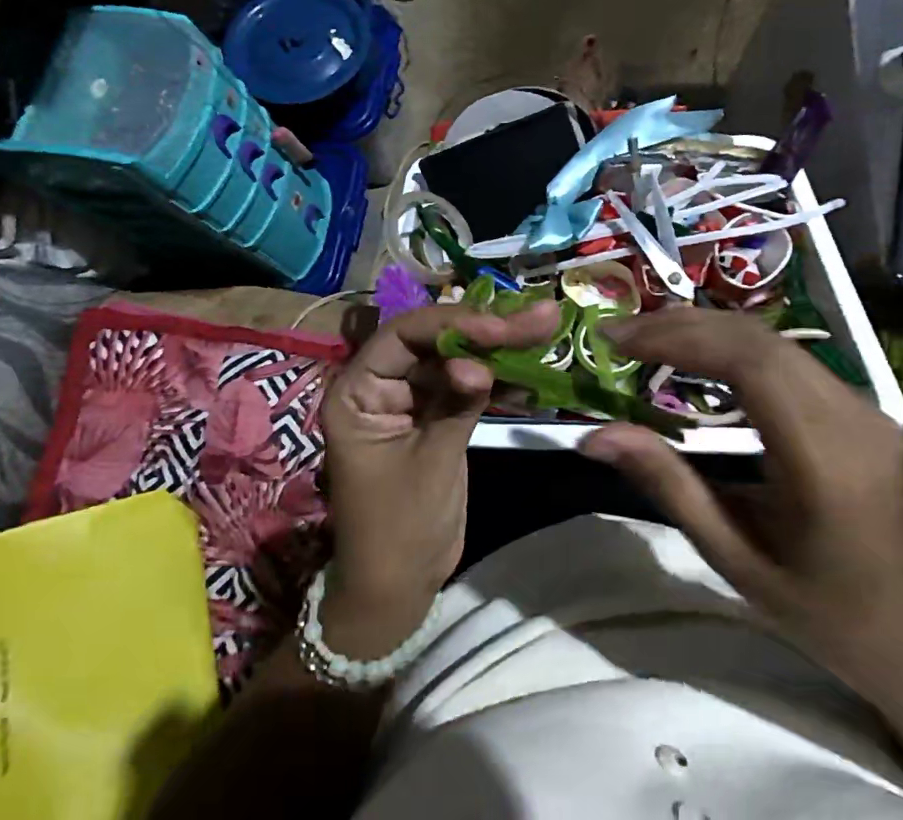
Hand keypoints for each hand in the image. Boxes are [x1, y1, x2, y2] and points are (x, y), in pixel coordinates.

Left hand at [318, 301, 558, 655]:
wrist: (399, 586)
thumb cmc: (399, 529)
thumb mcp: (432, 463)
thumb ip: (457, 406)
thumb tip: (482, 362)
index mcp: (357, 392)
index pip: (404, 337)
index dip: (453, 324)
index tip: (500, 329)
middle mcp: (381, 386)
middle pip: (437, 342)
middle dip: (487, 330)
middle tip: (539, 317)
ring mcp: (412, 402)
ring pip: (458, 361)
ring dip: (500, 349)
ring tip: (545, 328)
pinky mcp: (437, 418)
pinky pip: (468, 388)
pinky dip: (498, 380)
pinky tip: (532, 370)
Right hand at [577, 307, 902, 659]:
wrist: (900, 623)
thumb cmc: (812, 604)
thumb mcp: (730, 555)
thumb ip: (667, 485)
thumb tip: (596, 436)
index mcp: (823, 461)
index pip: (751, 366)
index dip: (681, 340)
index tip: (619, 340)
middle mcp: (851, 417)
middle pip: (760, 340)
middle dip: (683, 325)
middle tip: (620, 333)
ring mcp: (862, 405)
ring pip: (774, 340)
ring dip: (705, 329)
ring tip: (646, 337)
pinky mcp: (859, 403)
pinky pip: (787, 356)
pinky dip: (732, 345)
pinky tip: (696, 354)